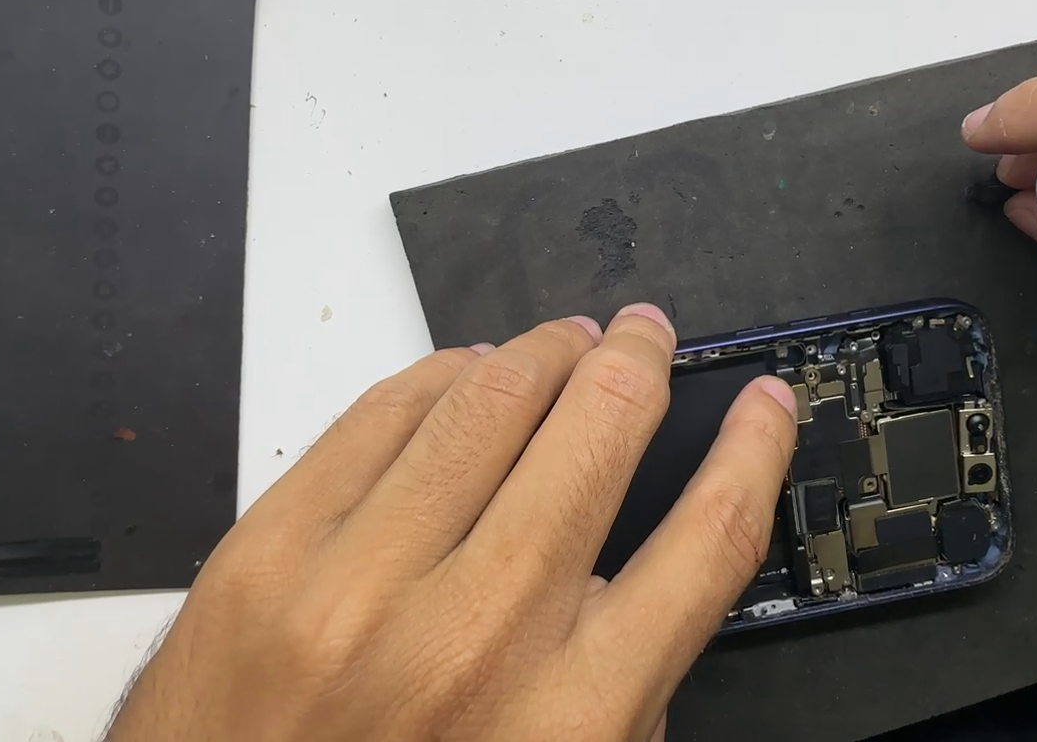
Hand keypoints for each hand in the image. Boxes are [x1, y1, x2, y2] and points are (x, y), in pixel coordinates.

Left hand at [107, 305, 798, 741]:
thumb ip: (622, 677)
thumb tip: (656, 539)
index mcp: (571, 720)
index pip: (708, 540)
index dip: (753, 450)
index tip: (764, 403)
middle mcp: (474, 637)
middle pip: (596, 431)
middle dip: (635, 359)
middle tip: (645, 333)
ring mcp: (360, 583)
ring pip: (489, 398)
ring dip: (546, 348)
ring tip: (567, 338)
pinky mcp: (272, 548)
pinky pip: (385, 409)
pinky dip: (444, 372)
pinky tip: (468, 369)